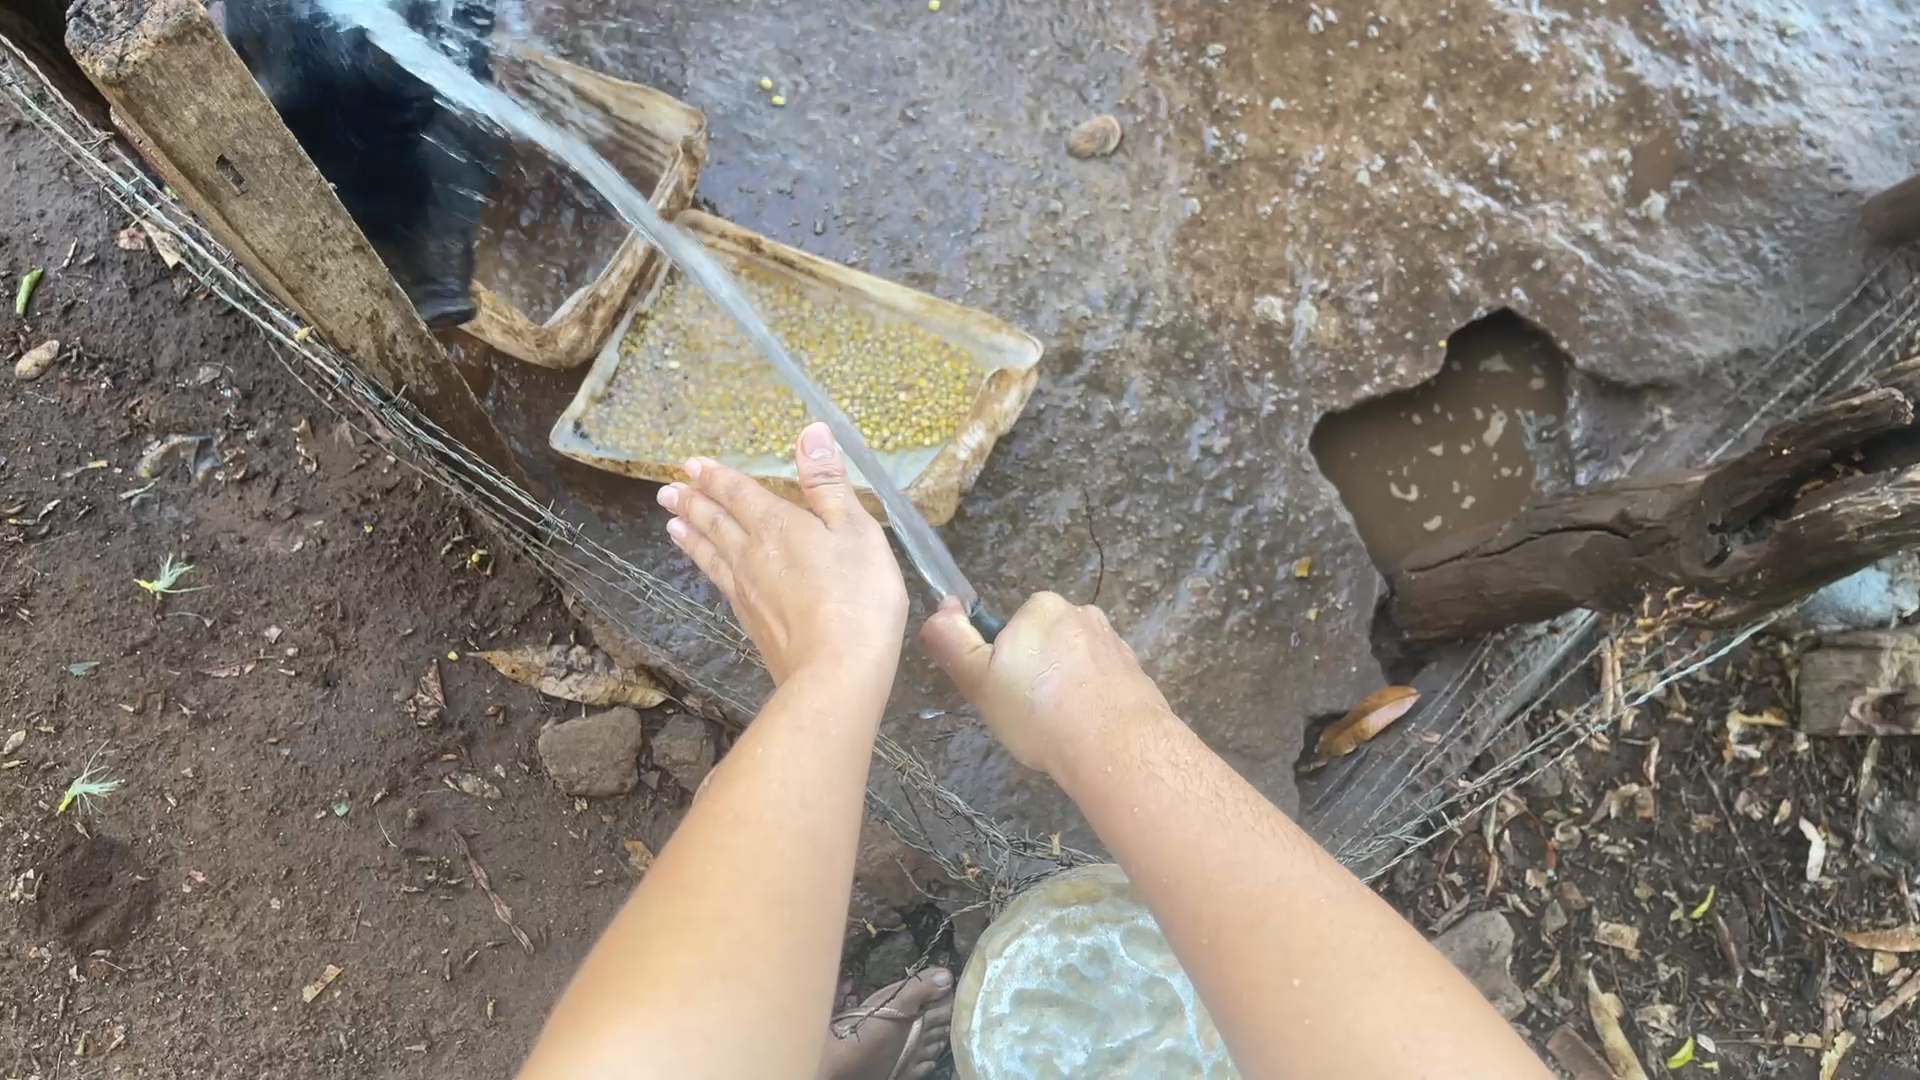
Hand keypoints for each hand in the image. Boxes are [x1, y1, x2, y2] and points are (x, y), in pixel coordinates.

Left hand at [658, 423, 908, 684]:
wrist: (837, 668)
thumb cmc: (858, 593)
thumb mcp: (855, 529)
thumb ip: (829, 482)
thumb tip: (811, 430)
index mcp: (778, 526)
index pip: (739, 494)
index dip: (717, 477)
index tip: (692, 464)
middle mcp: (752, 554)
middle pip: (716, 522)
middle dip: (694, 502)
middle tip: (668, 490)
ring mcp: (748, 591)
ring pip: (711, 553)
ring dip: (692, 534)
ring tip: (672, 522)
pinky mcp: (751, 622)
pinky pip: (720, 583)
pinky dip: (706, 567)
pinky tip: (707, 570)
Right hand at [920, 592, 1172, 776]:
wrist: (1118, 748)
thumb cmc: (1038, 712)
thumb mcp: (978, 678)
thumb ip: (951, 639)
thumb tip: (944, 606)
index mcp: (1042, 606)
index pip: (1010, 629)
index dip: (1001, 663)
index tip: (1005, 693)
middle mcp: (1081, 613)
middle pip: (1043, 643)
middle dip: (1035, 674)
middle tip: (1028, 713)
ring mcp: (1113, 642)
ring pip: (1073, 664)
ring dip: (1064, 688)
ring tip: (1059, 727)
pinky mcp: (1136, 671)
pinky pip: (1101, 682)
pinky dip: (1091, 701)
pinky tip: (1086, 730)